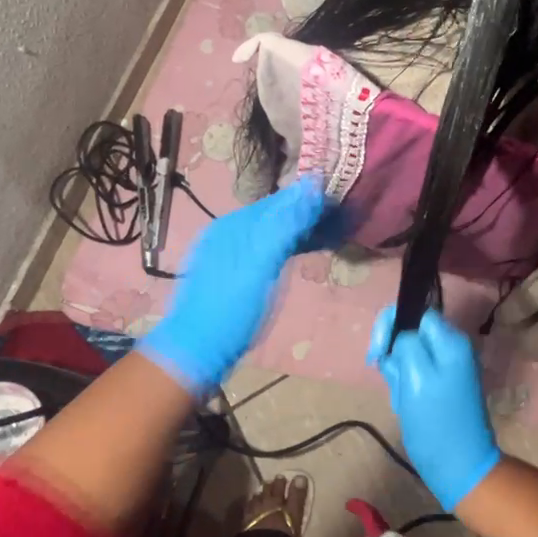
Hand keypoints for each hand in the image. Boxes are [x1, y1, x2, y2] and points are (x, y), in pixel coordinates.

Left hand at [138, 176, 325, 393]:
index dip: (312, 198)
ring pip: (273, 230)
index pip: (282, 199)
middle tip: (341, 221)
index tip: (341, 204)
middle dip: (308, 214)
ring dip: (301, 230)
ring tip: (330, 235)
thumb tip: (314, 184)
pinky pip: (267, 247)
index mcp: (236, 224)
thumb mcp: (262, 263)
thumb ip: (287, 222)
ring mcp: (230, 251)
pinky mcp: (234, 271)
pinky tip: (303, 251)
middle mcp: (231, 231)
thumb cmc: (232, 308)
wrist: (196, 353)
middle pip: (277, 213)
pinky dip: (288, 245)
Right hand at [368, 307, 501, 510]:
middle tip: (394, 381)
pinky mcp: (440, 387)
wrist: (459, 466)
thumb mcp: (415, 376)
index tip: (377, 351)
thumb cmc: (435, 421)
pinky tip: (406, 407)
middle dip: (394, 356)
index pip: (417, 314)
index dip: (393, 325)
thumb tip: (403, 333)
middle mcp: (451, 348)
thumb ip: (407, 343)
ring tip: (403, 400)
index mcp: (451, 340)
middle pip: (410, 334)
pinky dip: (404, 388)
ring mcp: (446, 368)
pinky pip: (414, 376)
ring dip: (398, 376)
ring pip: (408, 357)